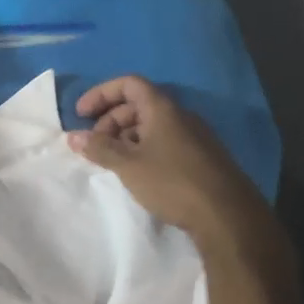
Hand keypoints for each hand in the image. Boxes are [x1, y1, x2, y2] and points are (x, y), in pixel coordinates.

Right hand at [66, 75, 271, 243]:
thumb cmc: (173, 183)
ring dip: (124, 137)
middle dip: (109, 120)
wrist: (229, 219)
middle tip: (95, 144)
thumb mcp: (128, 165)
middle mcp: (181, 117)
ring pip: (150, 125)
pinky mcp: (201, 158)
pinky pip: (164, 141)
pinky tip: (136, 172)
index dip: (101, 93)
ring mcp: (194, 137)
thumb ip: (99, 148)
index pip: (129, 84)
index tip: (81, 114)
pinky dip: (142, 148)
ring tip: (112, 161)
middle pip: (137, 104)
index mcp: (163, 110)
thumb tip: (73, 136)